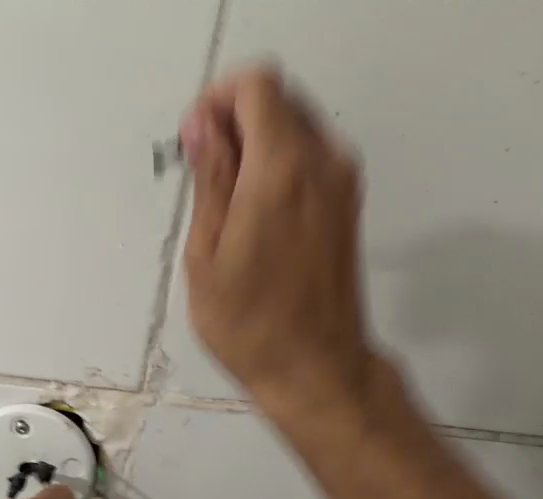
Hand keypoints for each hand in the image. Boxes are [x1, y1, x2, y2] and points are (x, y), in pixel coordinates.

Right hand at [181, 67, 384, 417]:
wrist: (313, 367)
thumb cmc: (255, 327)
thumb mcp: (206, 254)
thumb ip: (210, 179)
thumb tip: (204, 130)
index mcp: (280, 172)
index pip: (255, 87)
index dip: (216, 103)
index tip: (195, 139)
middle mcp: (321, 166)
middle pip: (278, 99)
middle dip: (234, 120)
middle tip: (204, 169)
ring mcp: (341, 183)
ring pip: (295, 125)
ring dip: (256, 143)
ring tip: (225, 200)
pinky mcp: (346, 204)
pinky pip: (310, 156)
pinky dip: (278, 164)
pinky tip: (252, 212)